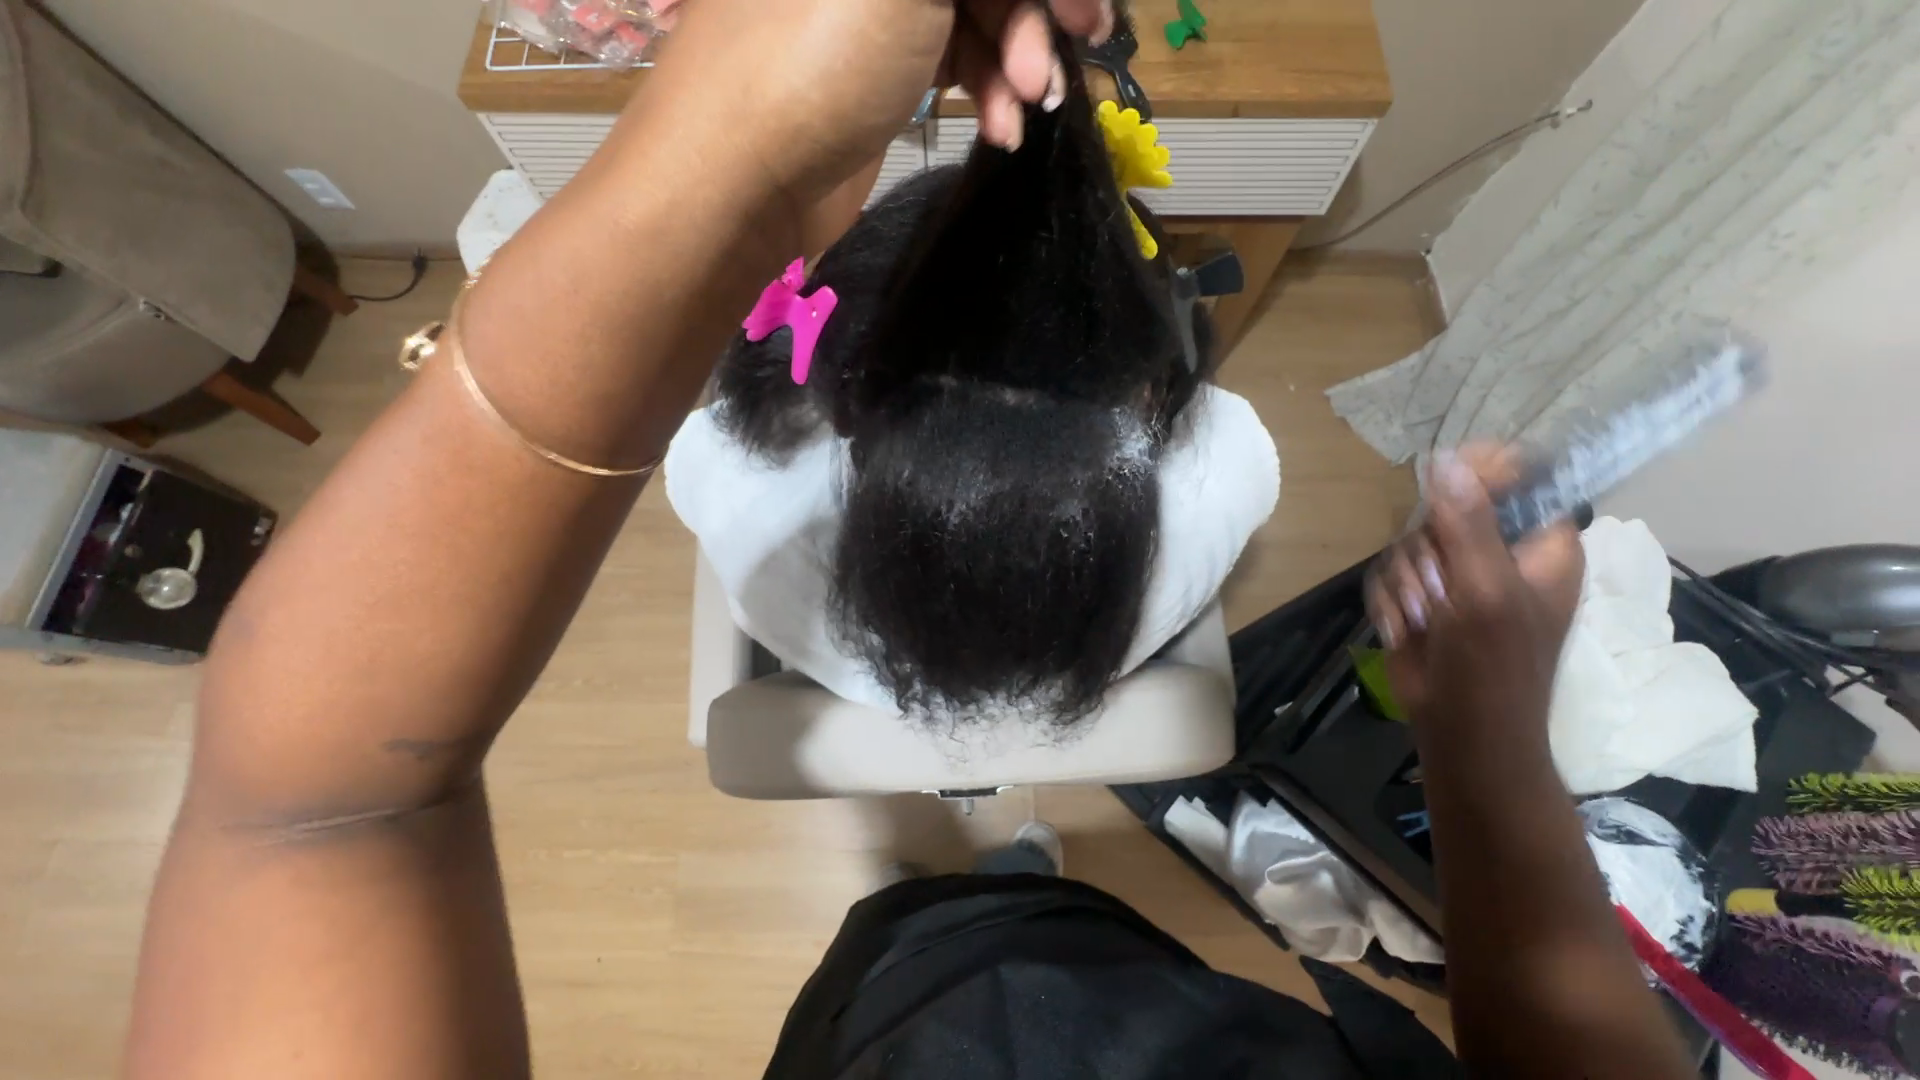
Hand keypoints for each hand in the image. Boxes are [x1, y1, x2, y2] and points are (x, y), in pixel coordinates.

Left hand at [636, 0, 1110, 241]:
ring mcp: (878, 5)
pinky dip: (987, 91)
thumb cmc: (818, 55)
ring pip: (978, 12)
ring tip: (1030, 111)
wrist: (745, 176)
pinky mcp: (883, 65)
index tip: (1086, 14)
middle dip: (1035, 10)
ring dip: (1017, 61)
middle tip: (1073, 58)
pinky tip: (1002, 129)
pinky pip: (956, 59)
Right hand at [1365, 446, 1584, 747]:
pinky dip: (1391, 603)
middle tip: (1439, 588)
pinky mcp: (1419, 597)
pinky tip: (1408, 630)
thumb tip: (1445, 460)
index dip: (1481, 473)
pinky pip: (1387, 574)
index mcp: (1541, 545)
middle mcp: (1498, 553)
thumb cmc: (1494, 668)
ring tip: (1424, 620)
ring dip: (1407, 584)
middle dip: (1429, 551)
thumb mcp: (1487, 592)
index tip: (1444, 481)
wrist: (1463, 731)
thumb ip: (1469, 524)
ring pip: (1408, 543)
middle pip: (1446, 510)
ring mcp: (1455, 576)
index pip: (1519, 478)